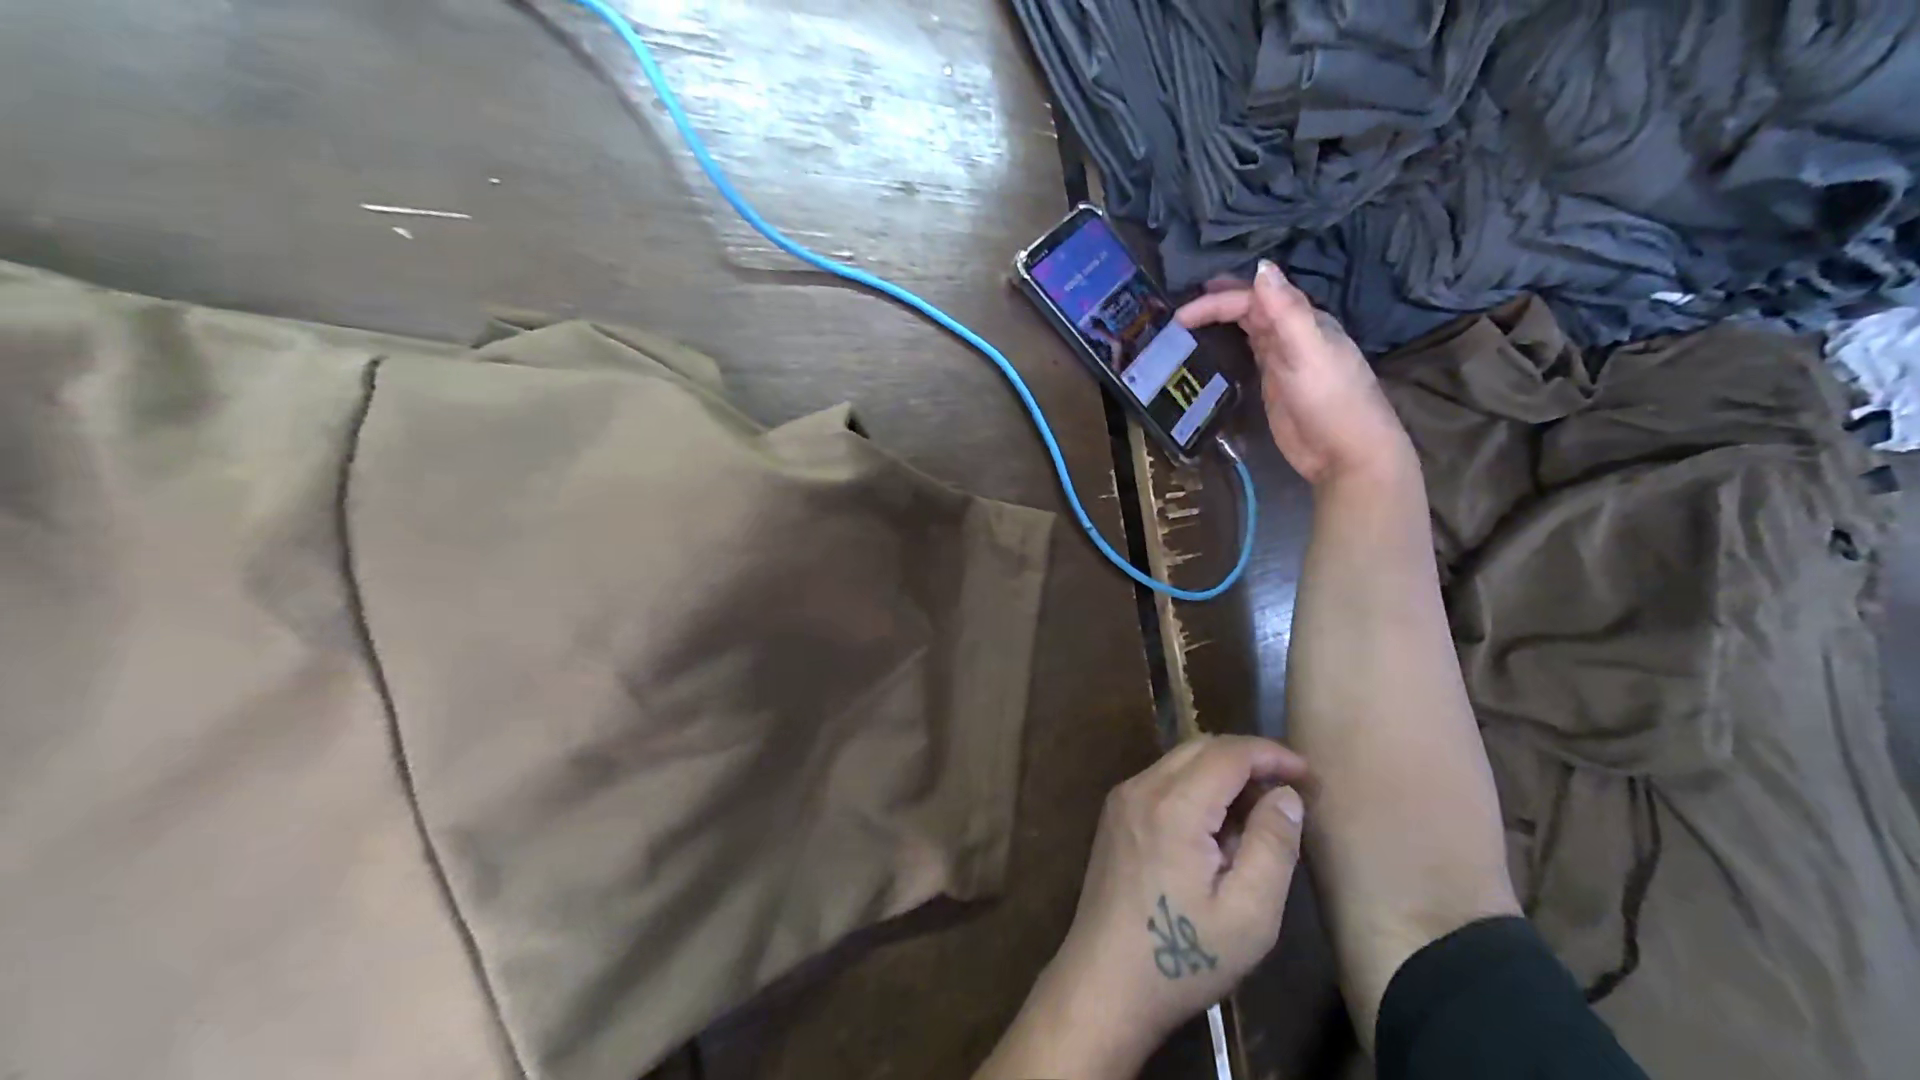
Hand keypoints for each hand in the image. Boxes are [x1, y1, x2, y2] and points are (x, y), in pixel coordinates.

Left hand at [975, 736, 1308, 1079]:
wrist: (1106, 982)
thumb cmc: (1184, 955)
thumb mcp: (1250, 913)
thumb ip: (1273, 844)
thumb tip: (1286, 795)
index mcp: (1173, 806)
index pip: (1229, 753)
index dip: (1272, 755)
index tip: (1309, 774)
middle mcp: (1141, 788)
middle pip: (1201, 748)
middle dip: (1248, 759)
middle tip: (1288, 793)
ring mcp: (1122, 799)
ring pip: (1180, 762)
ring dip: (1221, 773)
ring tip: (1257, 816)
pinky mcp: (1115, 815)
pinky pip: (1162, 781)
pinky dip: (1196, 787)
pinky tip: (1216, 829)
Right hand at [1175, 261, 1412, 486]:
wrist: (1345, 453)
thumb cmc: (1331, 400)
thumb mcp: (1308, 352)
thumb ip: (1286, 312)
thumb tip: (1261, 268)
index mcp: (1303, 321)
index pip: (1254, 299)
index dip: (1217, 302)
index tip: (1180, 317)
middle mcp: (1292, 335)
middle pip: (1250, 308)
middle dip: (1217, 303)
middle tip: (1179, 310)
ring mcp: (1282, 360)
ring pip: (1247, 329)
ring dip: (1220, 321)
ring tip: (1188, 323)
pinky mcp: (1272, 384)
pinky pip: (1246, 354)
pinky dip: (1227, 345)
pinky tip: (1212, 349)